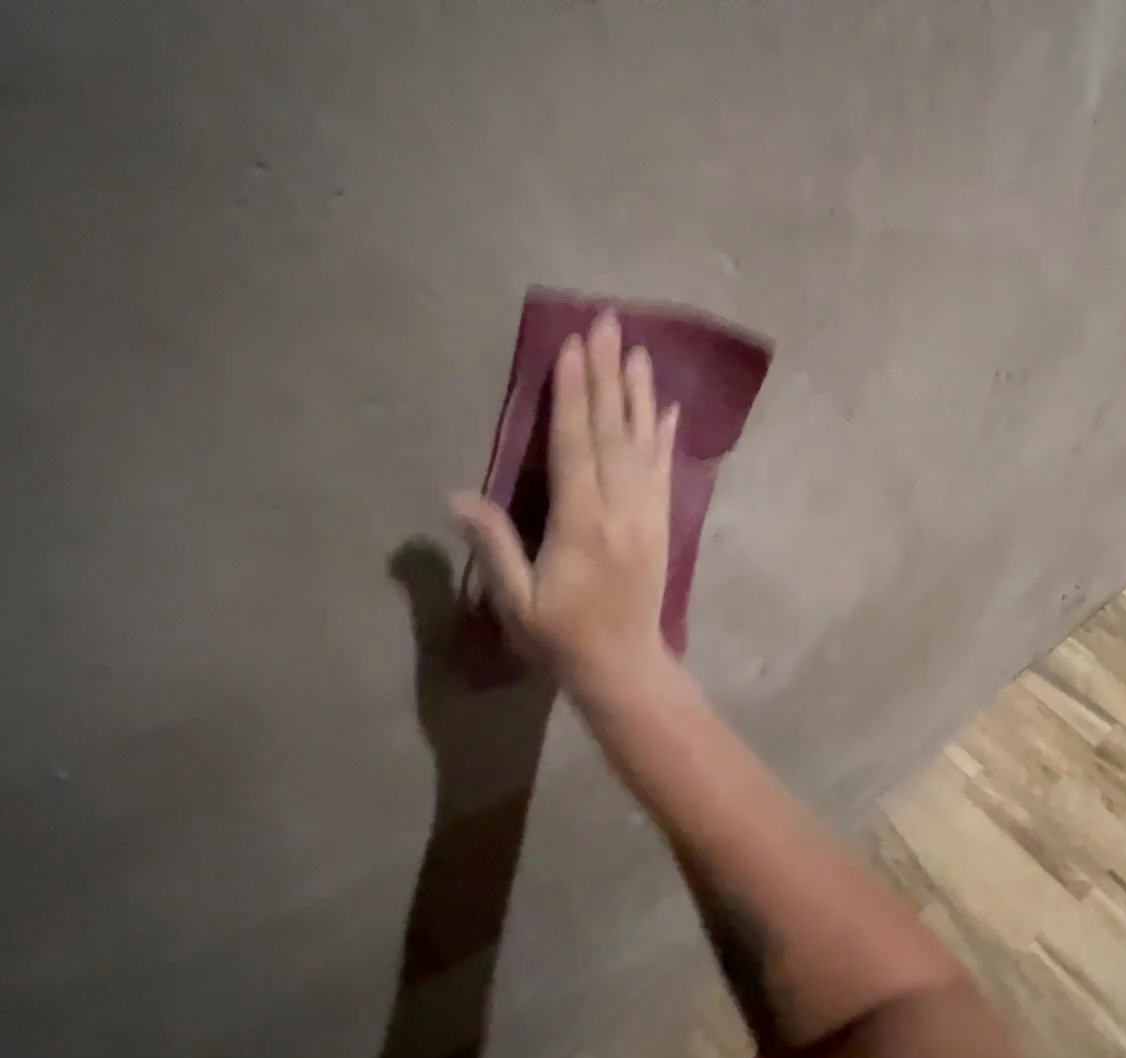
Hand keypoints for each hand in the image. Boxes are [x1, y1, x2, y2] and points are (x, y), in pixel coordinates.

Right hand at [452, 311, 680, 695]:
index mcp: (580, 524)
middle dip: (608, 374)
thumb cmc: (561, 638)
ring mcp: (647, 515)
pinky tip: (667, 408)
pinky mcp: (662, 525)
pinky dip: (665, 437)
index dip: (573, 394)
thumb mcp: (516, 601)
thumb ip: (495, 545)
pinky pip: (664, 471)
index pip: (575, 445)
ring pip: (643, 444)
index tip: (573, 347)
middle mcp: (619, 509)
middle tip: (608, 323)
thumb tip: (457, 494)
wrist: (623, 667)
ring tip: (638, 350)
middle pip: (612, 431)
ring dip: (639, 394)